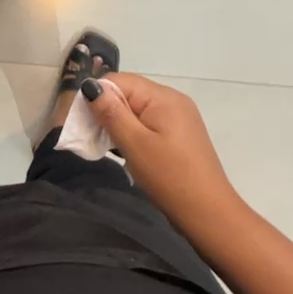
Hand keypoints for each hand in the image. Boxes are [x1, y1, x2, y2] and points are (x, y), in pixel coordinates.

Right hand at [85, 73, 236, 217]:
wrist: (208, 213)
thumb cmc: (169, 177)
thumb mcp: (134, 143)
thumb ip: (111, 112)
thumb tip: (91, 85)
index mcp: (163, 97)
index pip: (119, 81)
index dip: (97, 96)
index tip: (84, 122)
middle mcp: (172, 100)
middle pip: (128, 93)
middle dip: (106, 110)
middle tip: (94, 137)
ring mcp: (179, 117)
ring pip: (137, 109)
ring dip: (118, 123)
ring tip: (108, 146)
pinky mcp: (179, 134)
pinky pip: (148, 122)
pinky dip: (133, 132)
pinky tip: (127, 150)